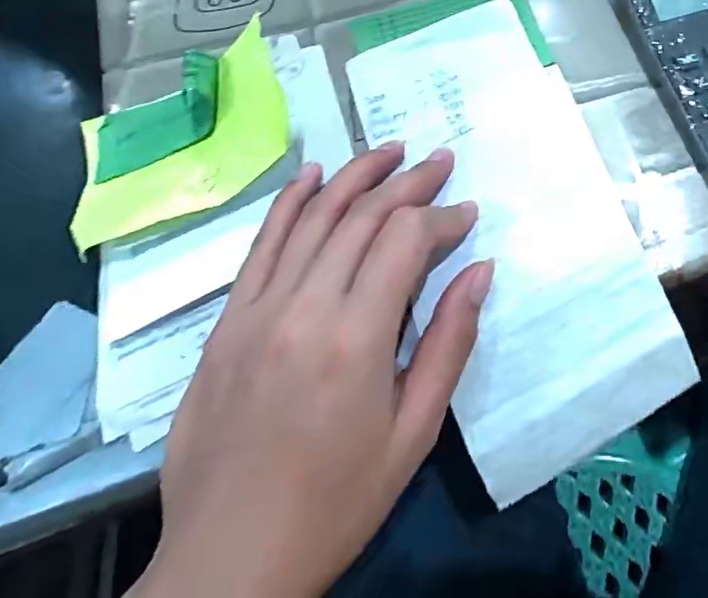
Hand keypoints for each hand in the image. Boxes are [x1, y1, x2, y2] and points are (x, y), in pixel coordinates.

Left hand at [131, 143, 491, 597]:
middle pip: (362, 217)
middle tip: (438, 160)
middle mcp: (304, 306)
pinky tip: (315, 174)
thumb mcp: (412, 436)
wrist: (229, 556)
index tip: (467, 213)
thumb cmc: (335, 503)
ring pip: (313, 216)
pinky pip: (262, 242)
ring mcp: (258, 306)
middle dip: (408, 182)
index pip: (404, 242)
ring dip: (355, 176)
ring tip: (389, 150)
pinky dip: (291, 200)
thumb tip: (480, 271)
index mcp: (356, 339)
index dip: (441, 217)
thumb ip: (448, 344)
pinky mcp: (228, 316)